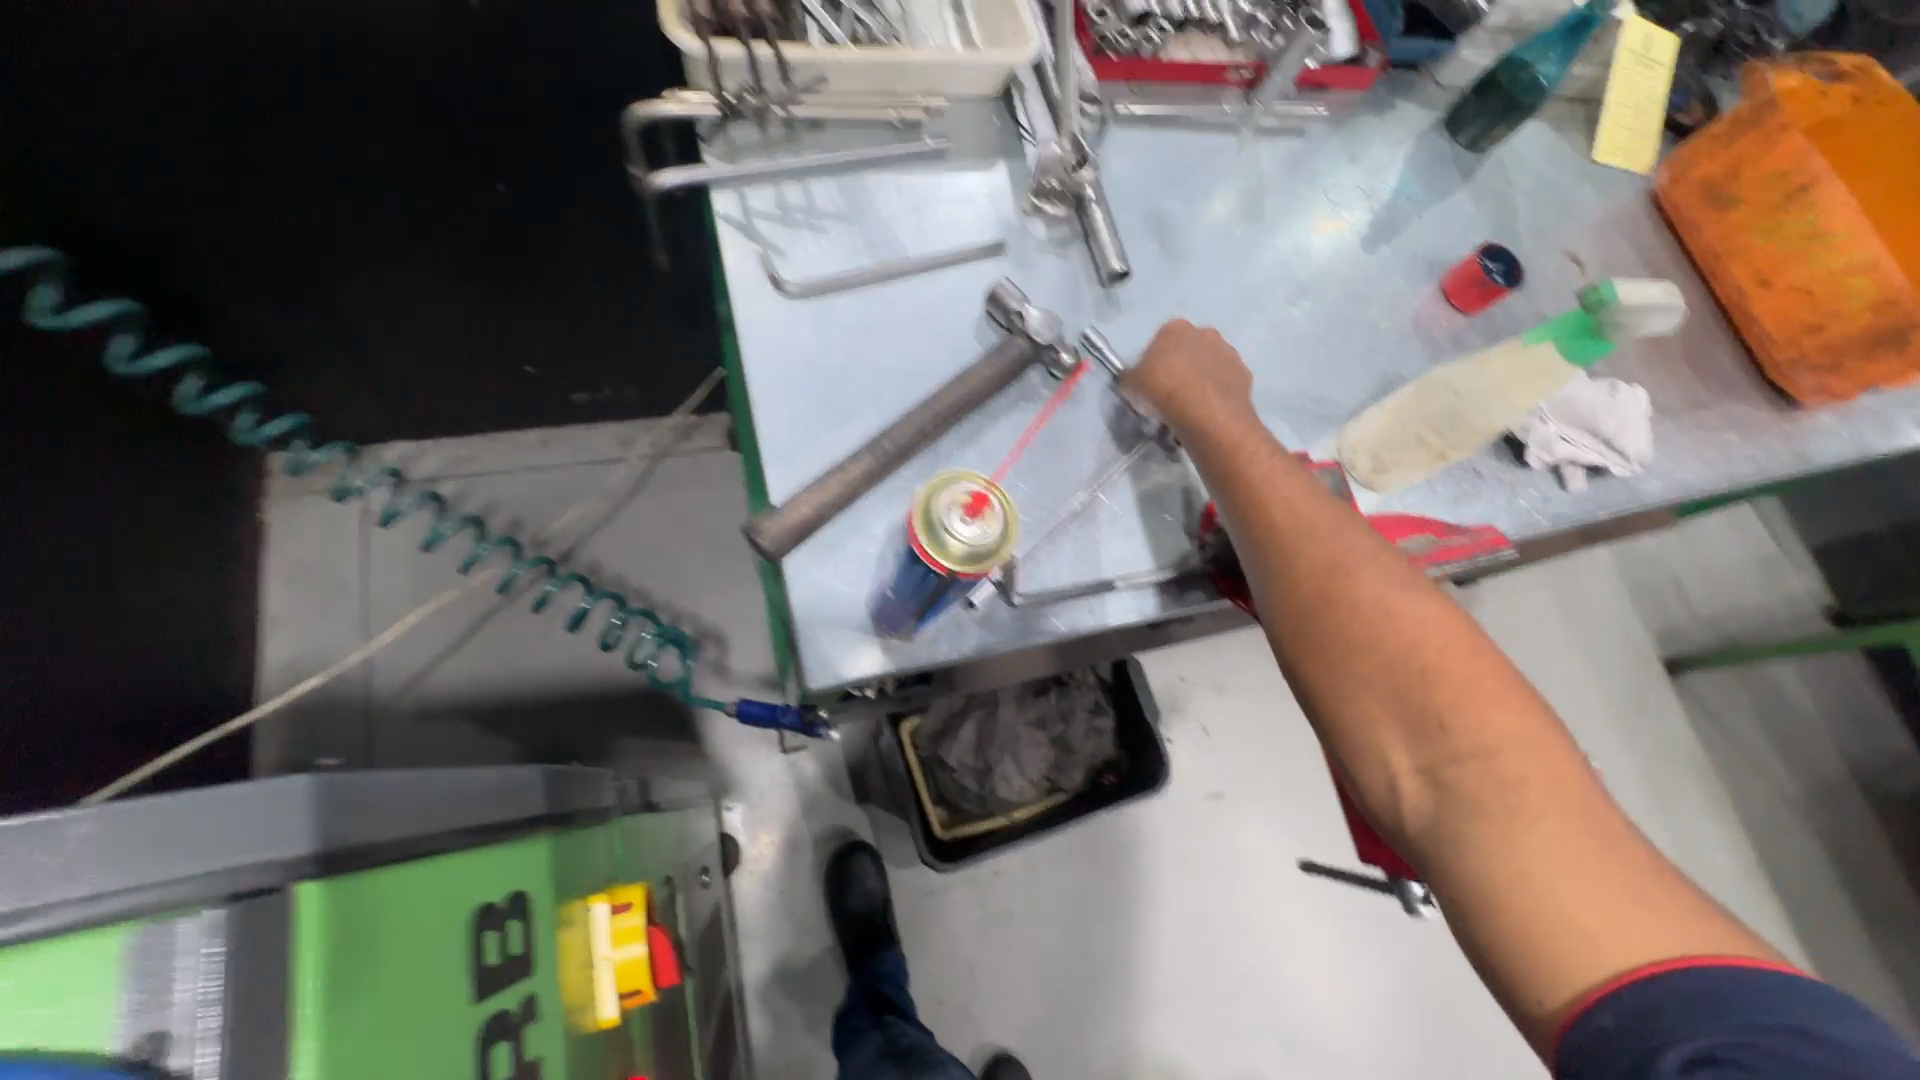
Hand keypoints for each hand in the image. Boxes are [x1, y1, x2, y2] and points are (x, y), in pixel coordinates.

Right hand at [1121, 319, 1256, 436]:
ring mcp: (1228, 352)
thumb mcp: (1130, 386)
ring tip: (1192, 405)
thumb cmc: (1161, 390)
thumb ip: (1132, 378)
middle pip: (1189, 349)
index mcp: (1174, 329)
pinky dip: (1219, 393)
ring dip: (1203, 378)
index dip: (1155, 363)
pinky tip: (1209, 410)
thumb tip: (1133, 381)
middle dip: (1183, 366)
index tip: (1152, 382)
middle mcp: (1204, 332)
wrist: (1204, 411)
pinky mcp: (1244, 373)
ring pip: (1211, 364)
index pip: (1161, 341)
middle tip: (1172, 393)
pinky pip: (1226, 382)